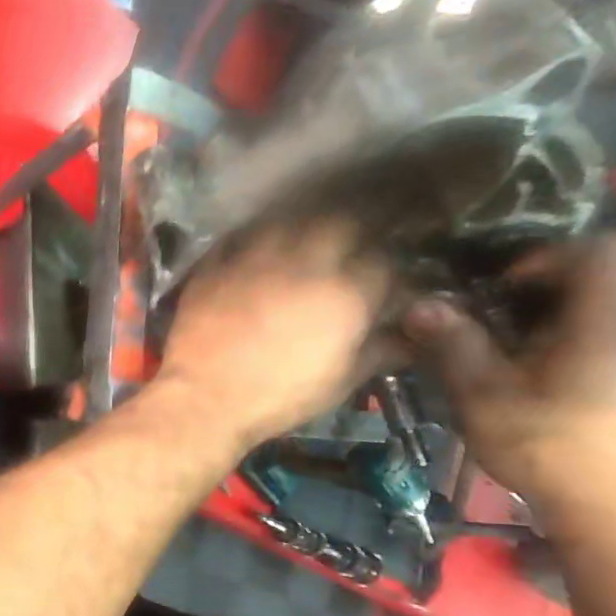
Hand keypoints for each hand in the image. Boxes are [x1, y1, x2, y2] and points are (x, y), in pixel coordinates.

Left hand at [155, 215, 395, 449]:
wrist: (206, 398)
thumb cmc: (281, 397)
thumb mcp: (340, 382)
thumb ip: (379, 351)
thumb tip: (408, 338)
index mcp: (346, 291)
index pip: (385, 262)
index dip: (392, 269)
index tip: (391, 280)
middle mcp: (307, 259)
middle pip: (345, 222)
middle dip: (358, 230)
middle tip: (358, 245)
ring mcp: (260, 253)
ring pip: (296, 218)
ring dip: (311, 225)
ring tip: (314, 238)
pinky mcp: (222, 258)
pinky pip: (250, 233)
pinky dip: (265, 237)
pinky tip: (266, 248)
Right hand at [404, 235, 615, 523]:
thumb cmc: (556, 458)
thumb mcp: (490, 401)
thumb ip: (458, 347)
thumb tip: (421, 305)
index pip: (605, 248)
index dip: (554, 257)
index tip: (511, 292)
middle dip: (560, 296)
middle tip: (514, 333)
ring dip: (580, 326)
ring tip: (537, 368)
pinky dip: (605, 352)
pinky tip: (573, 396)